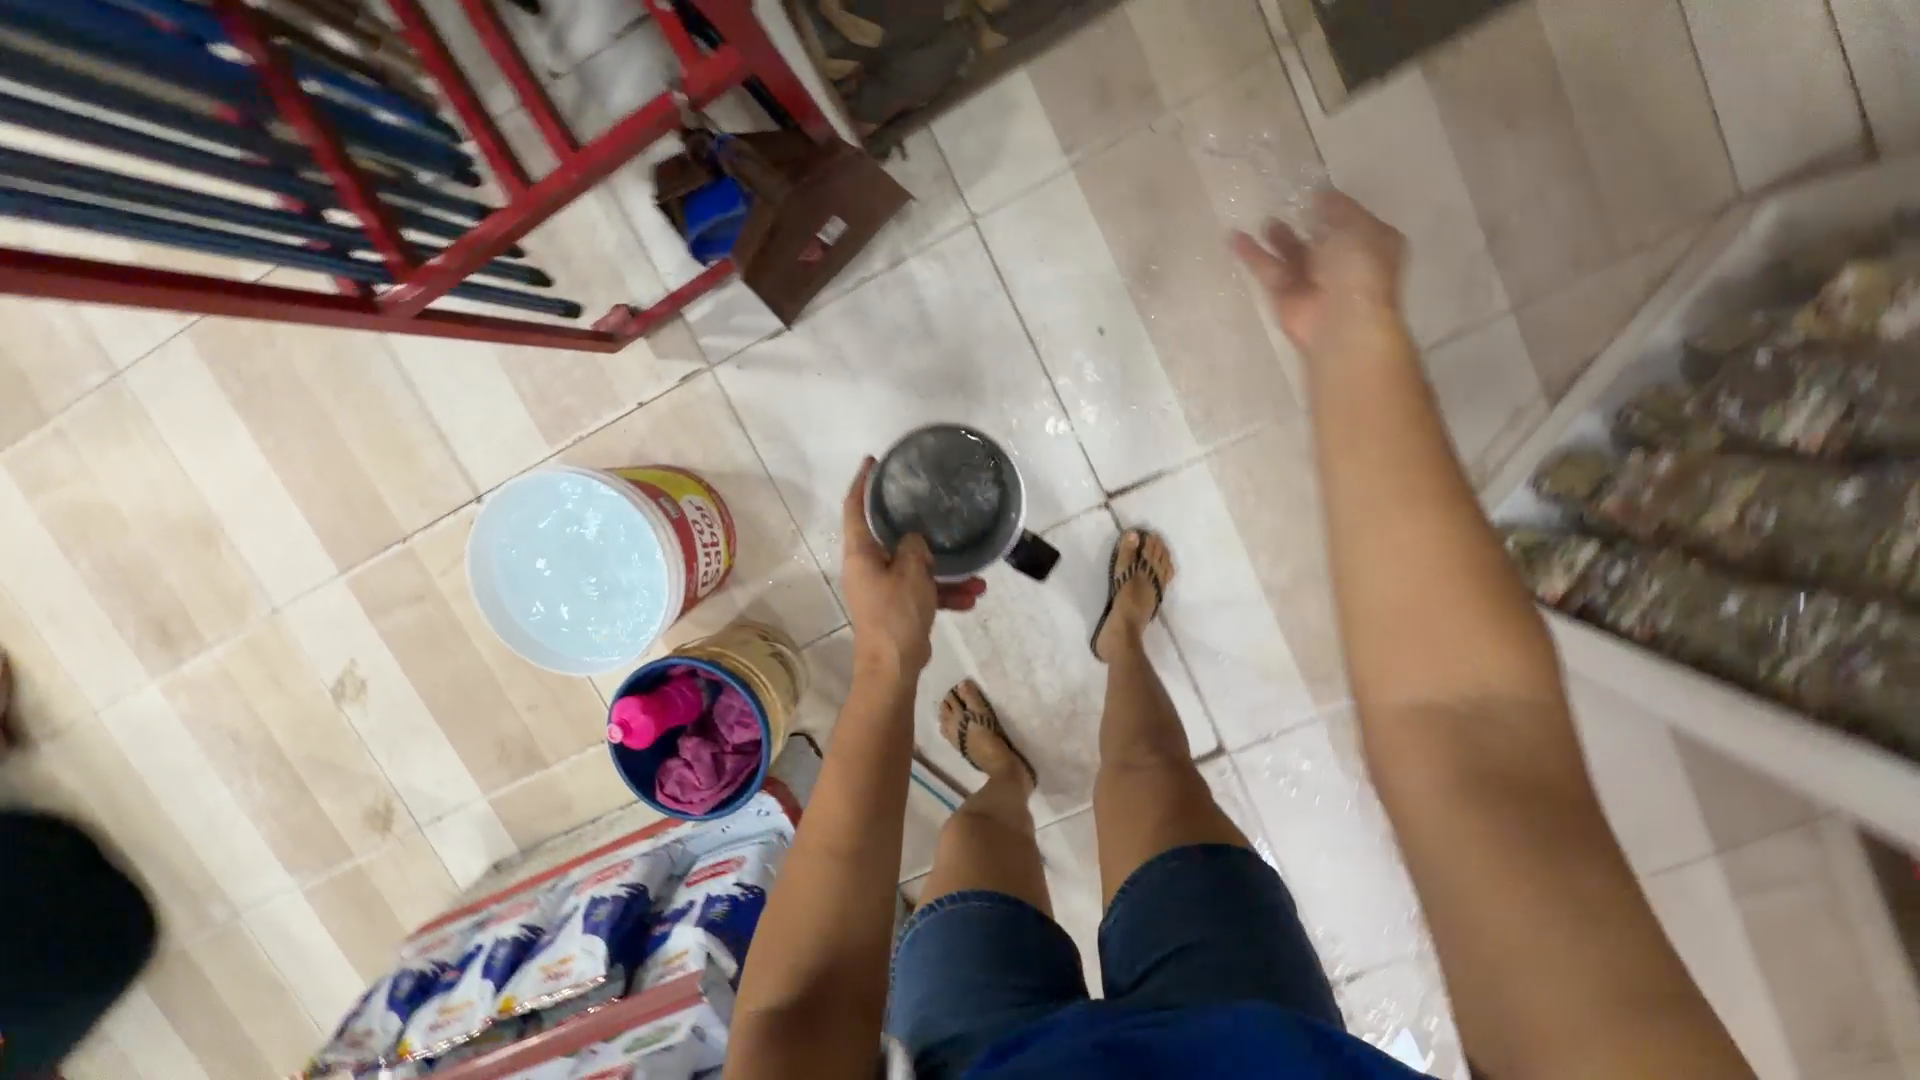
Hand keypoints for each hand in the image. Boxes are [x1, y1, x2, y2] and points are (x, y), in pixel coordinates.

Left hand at [839, 458, 986, 675]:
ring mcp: (882, 589)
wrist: (894, 667)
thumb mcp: (911, 573)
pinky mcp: (897, 608)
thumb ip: (915, 547)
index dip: (862, 482)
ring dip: (946, 572)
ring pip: (915, 569)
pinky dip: (944, 594)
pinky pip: (923, 592)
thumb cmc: (896, 614)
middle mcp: (867, 567)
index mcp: (860, 553)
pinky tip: (972, 598)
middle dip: (922, 532)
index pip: (855, 508)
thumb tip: (915, 540)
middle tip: (938, 509)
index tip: (873, 461)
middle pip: (891, 537)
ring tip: (978, 576)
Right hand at [1231, 189, 1407, 360]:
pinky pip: (1267, 269)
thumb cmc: (1358, 270)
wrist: (1342, 324)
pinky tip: (1235, 236)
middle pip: (1317, 235)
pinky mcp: (1284, 295)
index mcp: (1369, 242)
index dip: (1331, 203)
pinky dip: (1252, 254)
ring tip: (1262, 217)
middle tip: (1281, 198)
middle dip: (1302, 219)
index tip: (1309, 187)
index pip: (1348, 218)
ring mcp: (1311, 279)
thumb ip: (1338, 208)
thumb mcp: (1357, 227)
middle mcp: (1341, 260)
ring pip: (1290, 252)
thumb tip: (1319, 195)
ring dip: (1277, 235)